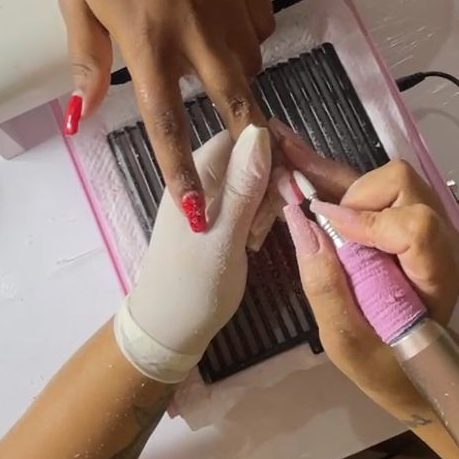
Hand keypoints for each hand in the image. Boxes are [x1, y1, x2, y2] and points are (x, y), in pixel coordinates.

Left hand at [59, 0, 274, 231]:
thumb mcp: (77, 2)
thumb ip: (87, 62)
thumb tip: (82, 118)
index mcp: (148, 39)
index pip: (168, 122)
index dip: (183, 172)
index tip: (197, 210)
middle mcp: (196, 28)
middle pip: (234, 101)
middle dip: (245, 140)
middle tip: (249, 162)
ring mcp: (229, 2)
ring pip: (250, 65)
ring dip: (238, 83)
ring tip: (219, 77)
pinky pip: (260, 28)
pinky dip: (247, 40)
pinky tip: (226, 28)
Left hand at [116, 125, 271, 382]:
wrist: (168, 329)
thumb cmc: (195, 285)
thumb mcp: (226, 235)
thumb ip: (244, 184)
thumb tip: (261, 129)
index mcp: (195, 172)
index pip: (241, 135)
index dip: (272, 154)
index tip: (290, 187)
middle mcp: (198, 177)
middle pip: (250, 156)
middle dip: (271, 181)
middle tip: (271, 221)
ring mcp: (205, 198)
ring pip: (251, 180)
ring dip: (266, 202)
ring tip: (259, 236)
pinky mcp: (213, 218)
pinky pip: (244, 201)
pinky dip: (257, 216)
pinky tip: (255, 241)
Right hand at [275, 123, 458, 417]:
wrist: (415, 365)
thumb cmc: (385, 362)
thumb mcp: (347, 342)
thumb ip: (325, 287)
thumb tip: (300, 224)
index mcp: (435, 273)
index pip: (415, 225)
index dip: (366, 220)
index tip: (325, 228)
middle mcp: (440, 238)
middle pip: (402, 183)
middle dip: (355, 196)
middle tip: (320, 218)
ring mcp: (428, 221)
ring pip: (388, 175)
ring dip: (343, 183)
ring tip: (296, 172)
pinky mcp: (408, 215)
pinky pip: (375, 184)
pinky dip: (337, 177)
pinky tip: (299, 160)